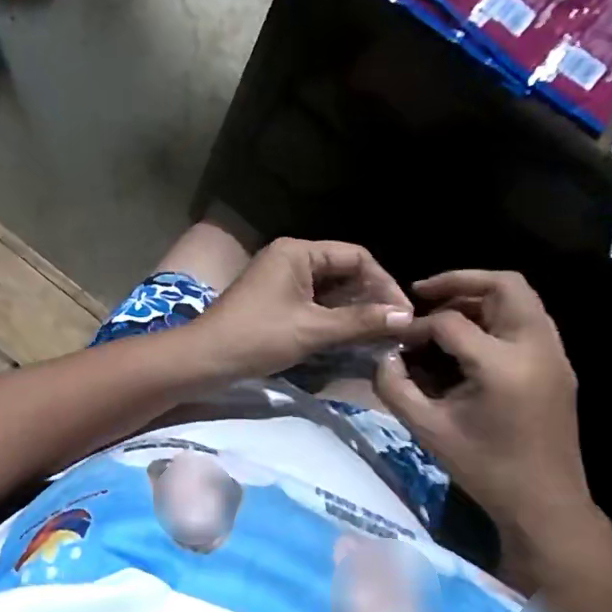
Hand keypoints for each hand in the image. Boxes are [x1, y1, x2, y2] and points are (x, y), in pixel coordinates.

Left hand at [191, 238, 412, 378]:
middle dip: (371, 298)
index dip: (384, 283)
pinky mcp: (273, 300)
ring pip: (329, 289)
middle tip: (395, 328)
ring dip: (353, 310)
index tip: (404, 314)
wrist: (204, 358)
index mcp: (297, 252)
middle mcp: (289, 258)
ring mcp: (279, 279)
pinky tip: (351, 337)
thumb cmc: (257, 337)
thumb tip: (407, 317)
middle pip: (343, 271)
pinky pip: (312, 302)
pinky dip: (332, 317)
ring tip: (379, 336)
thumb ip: (361, 321)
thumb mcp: (313, 330)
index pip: (356, 256)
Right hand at [373, 270, 587, 526]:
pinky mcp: (558, 365)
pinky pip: (527, 320)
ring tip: (442, 313)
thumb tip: (384, 356)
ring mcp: (554, 355)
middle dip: (460, 282)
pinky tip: (466, 339)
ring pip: (521, 299)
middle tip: (424, 294)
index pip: (451, 322)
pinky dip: (495, 316)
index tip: (396, 342)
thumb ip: (394, 387)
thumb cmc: (484, 468)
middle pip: (504, 286)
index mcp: (502, 365)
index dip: (417, 326)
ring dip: (479, 297)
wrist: (546, 502)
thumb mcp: (426, 429)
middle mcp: (536, 349)